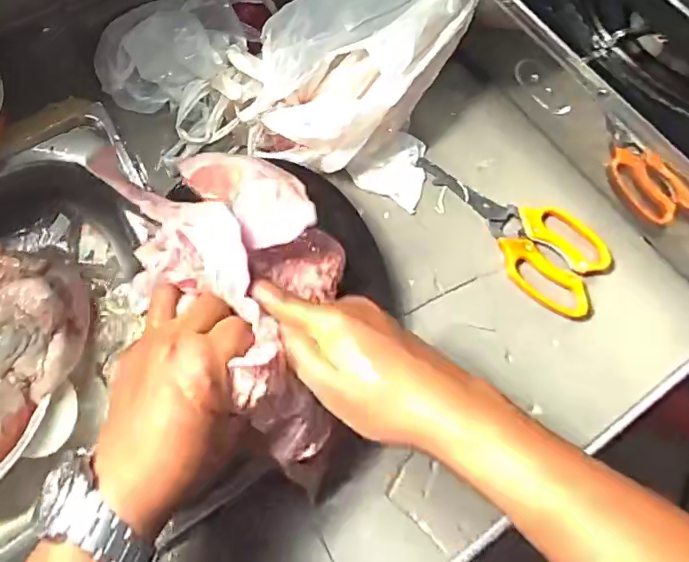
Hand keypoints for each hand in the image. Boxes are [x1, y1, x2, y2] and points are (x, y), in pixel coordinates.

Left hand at [91, 283, 253, 537]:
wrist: (127, 481)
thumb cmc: (182, 464)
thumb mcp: (228, 435)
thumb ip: (243, 395)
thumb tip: (253, 376)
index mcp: (203, 358)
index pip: (240, 325)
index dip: (251, 335)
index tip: (253, 347)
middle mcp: (176, 339)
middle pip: (210, 300)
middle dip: (225, 314)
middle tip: (228, 333)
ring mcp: (149, 339)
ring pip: (172, 292)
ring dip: (188, 303)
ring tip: (196, 320)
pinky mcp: (130, 348)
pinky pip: (151, 319)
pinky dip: (165, 323)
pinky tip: (171, 343)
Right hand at [253, 281, 507, 452]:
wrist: (445, 404)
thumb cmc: (386, 403)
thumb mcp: (328, 388)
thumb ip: (298, 355)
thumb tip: (280, 331)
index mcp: (329, 319)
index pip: (284, 299)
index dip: (262, 293)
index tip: (243, 285)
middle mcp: (349, 305)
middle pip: (306, 308)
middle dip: (293, 323)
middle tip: (286, 353)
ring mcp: (369, 311)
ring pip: (327, 317)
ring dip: (319, 333)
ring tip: (327, 370)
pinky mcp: (382, 321)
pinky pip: (346, 322)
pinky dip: (338, 336)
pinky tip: (352, 367)